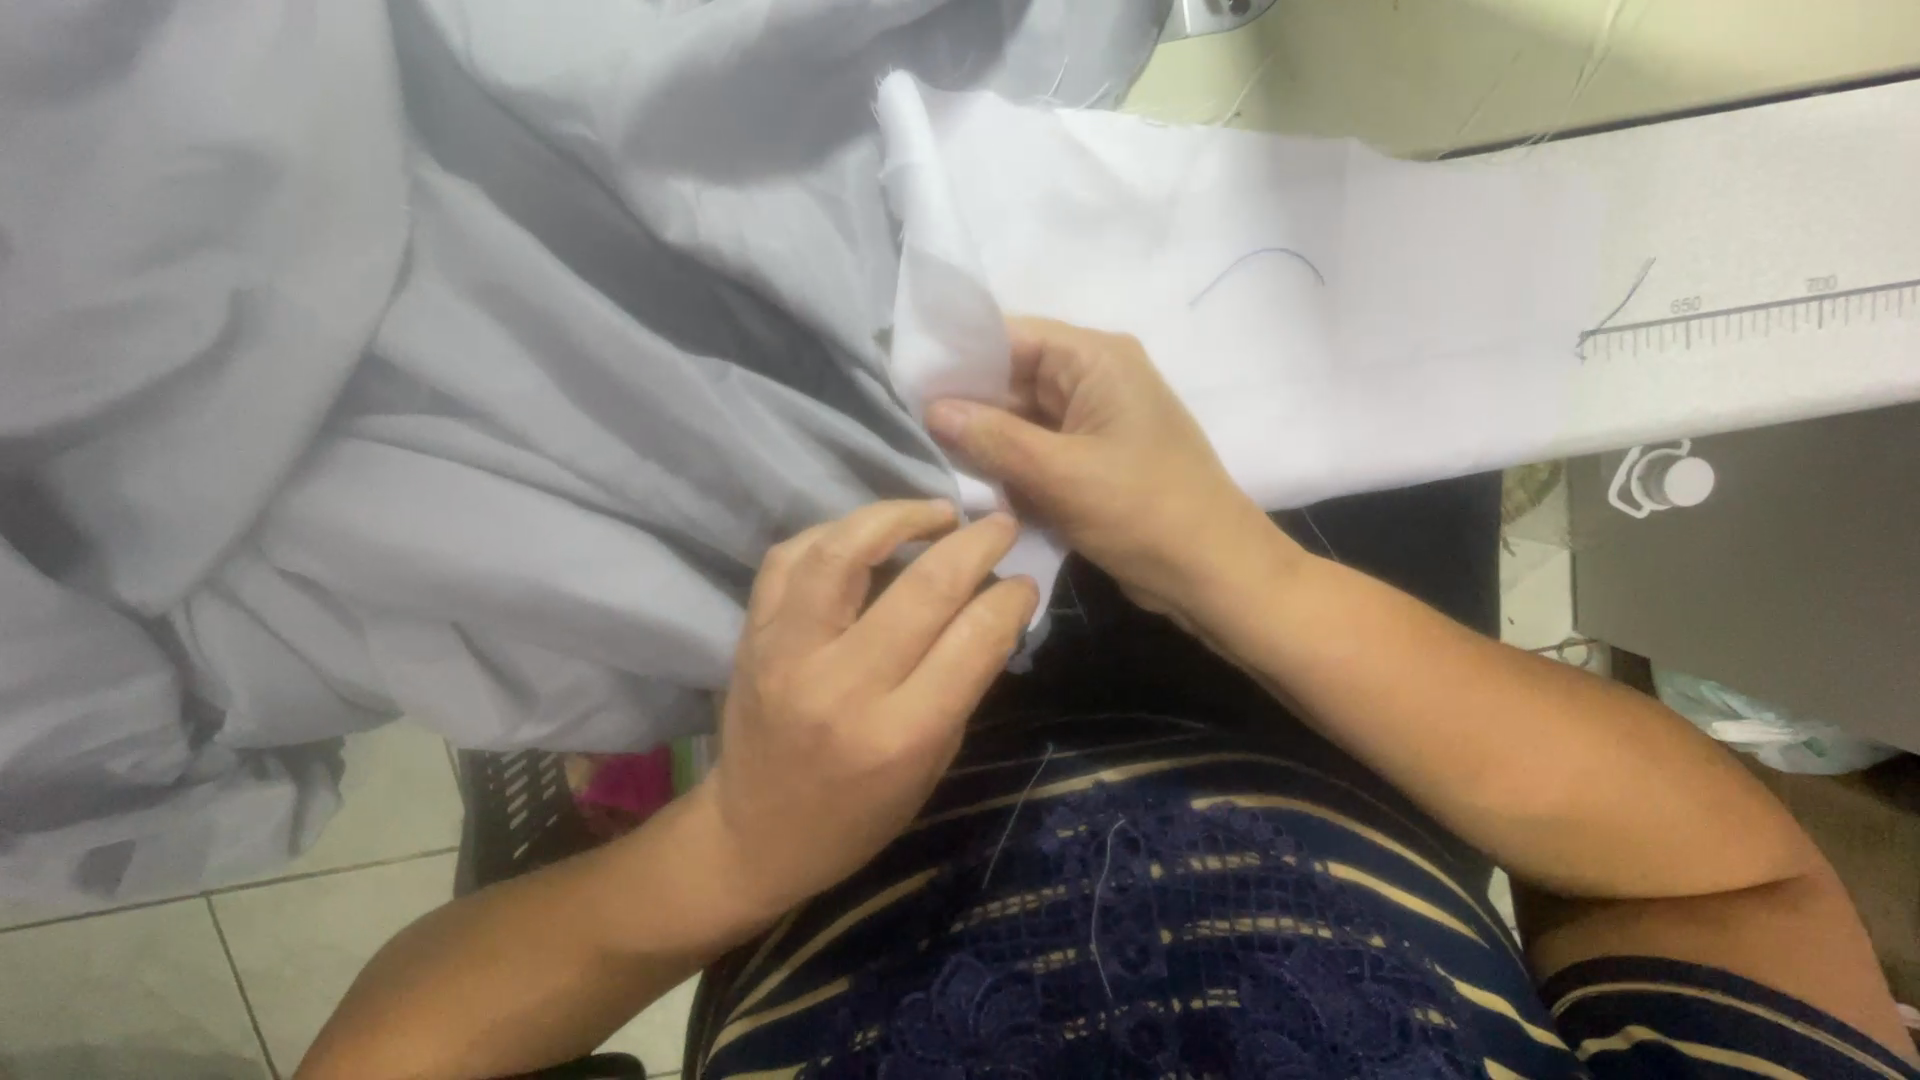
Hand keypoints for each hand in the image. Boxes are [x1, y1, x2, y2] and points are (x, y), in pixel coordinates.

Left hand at [702, 500, 1038, 915]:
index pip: (973, 640)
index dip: (1010, 597)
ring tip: (936, 513)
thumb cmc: (857, 815)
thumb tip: (993, 604)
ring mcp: (787, 653)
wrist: (753, 836)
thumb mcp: (931, 765)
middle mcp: (842, 686)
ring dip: (899, 515)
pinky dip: (835, 533)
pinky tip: (867, 534)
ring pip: (844, 552)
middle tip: (1000, 524)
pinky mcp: (752, 634)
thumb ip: (962, 683)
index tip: (1023, 581)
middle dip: (975, 543)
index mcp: (899, 735)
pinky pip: (790, 557)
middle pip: (923, 587)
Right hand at [925, 317, 1292, 617]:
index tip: (905, 381)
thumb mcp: (1059, 473)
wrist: (1212, 573)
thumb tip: (932, 408)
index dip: (958, 356)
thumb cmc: (1143, 512)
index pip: (1011, 336)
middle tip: (912, 430)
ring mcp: (1094, 423)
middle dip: (969, 405)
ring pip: (1022, 420)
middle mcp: (1094, 380)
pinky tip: (979, 487)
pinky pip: (1038, 452)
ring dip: (988, 443)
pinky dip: (1011, 468)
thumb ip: (992, 437)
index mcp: (1095, 359)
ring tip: (935, 460)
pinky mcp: (1093, 462)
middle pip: (1013, 378)